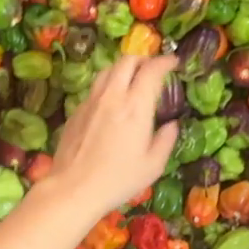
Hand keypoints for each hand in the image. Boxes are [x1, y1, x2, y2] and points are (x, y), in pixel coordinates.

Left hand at [43, 54, 179, 222]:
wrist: (74, 188)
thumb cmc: (118, 179)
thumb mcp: (153, 165)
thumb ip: (165, 140)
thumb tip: (172, 125)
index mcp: (135, 106)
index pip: (151, 70)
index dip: (165, 62)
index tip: (174, 62)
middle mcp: (112, 96)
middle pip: (126, 61)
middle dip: (143, 59)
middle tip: (152, 69)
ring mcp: (90, 102)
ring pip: (107, 71)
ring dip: (122, 70)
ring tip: (131, 81)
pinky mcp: (76, 111)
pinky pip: (94, 90)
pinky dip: (107, 87)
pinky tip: (110, 104)